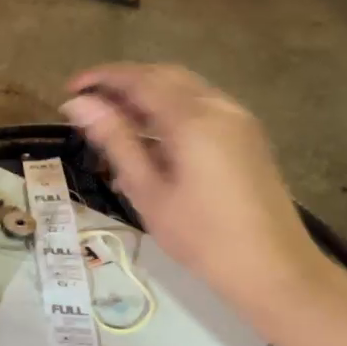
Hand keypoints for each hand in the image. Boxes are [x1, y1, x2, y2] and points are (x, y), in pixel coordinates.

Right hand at [61, 64, 325, 304]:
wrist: (275, 270)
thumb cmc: (202, 235)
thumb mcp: (147, 190)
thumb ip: (114, 140)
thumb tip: (78, 104)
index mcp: (193, 119)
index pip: (139, 80)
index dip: (101, 78)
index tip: (70, 88)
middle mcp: (219, 108)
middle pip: (164, 75)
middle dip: (123, 81)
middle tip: (88, 100)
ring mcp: (238, 121)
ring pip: (185, 87)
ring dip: (146, 92)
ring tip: (113, 116)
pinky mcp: (247, 137)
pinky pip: (201, 104)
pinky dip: (170, 106)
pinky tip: (150, 133)